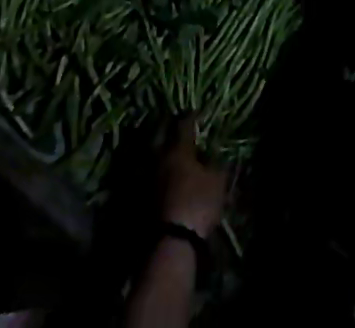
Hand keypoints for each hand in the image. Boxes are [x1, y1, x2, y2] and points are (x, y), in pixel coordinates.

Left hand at [156, 114, 227, 235]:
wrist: (170, 241)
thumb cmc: (197, 204)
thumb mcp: (217, 182)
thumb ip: (217, 164)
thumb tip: (215, 154)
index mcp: (178, 148)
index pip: (184, 124)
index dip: (191, 117)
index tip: (197, 113)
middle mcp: (158, 156)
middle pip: (160, 134)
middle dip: (168, 127)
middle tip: (176, 125)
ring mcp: (145, 175)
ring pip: (150, 153)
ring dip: (158, 148)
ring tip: (168, 149)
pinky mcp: (137, 194)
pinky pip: (145, 171)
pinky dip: (152, 168)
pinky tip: (159, 173)